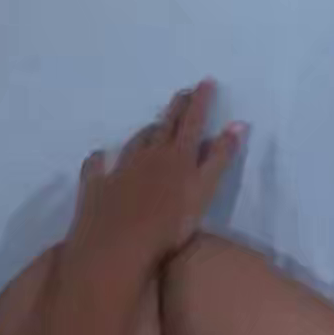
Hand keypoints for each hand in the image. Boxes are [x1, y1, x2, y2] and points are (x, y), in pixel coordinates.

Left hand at [65, 79, 244, 273]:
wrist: (114, 252)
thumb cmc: (169, 224)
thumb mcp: (205, 190)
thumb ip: (221, 156)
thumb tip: (238, 124)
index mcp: (180, 155)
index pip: (194, 121)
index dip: (201, 100)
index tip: (206, 82)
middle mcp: (151, 155)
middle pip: (166, 125)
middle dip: (177, 107)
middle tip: (184, 92)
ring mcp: (121, 170)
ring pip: (136, 142)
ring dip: (148, 130)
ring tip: (154, 123)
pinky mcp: (95, 189)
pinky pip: (96, 167)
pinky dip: (99, 158)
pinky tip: (99, 155)